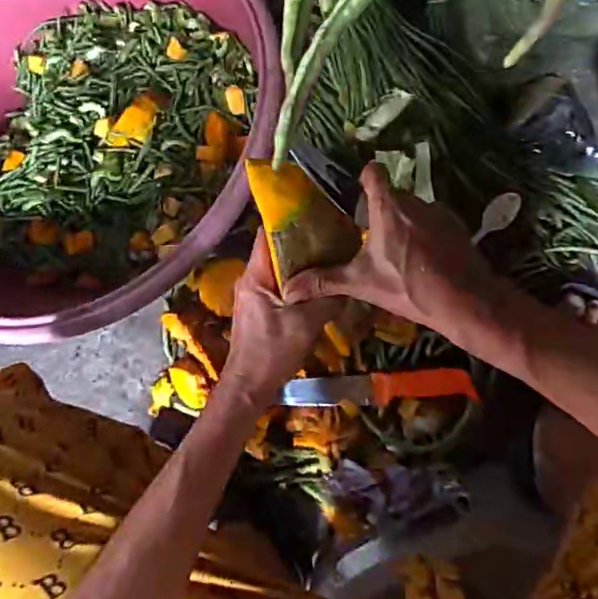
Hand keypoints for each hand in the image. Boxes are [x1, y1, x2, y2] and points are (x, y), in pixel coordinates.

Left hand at [219, 232, 345, 409]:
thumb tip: (348, 283)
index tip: (313, 212)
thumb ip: (326, 299)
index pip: (266, 235)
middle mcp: (251, 278)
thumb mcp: (306, 324)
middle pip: (275, 249)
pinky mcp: (260, 306)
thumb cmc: (272, 352)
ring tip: (329, 254)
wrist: (249, 386)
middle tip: (330, 233)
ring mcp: (254, 293)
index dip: (287, 220)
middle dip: (301, 241)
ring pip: (279, 267)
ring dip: (301, 262)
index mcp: (255, 275)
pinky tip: (319, 282)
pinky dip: (298, 279)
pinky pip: (279, 283)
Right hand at [282, 162, 515, 354]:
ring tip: (398, 250)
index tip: (358, 186)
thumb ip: (326, 281)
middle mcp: (414, 202)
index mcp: (388, 208)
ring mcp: (438, 212)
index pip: (374, 172)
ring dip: (405, 222)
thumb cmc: (409, 287)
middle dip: (382, 209)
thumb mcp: (363, 284)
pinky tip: (424, 259)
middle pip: (393, 194)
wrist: (466, 301)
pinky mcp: (457, 226)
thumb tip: (288, 289)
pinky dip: (427, 233)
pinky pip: (434, 221)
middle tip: (370, 232)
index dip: (366, 175)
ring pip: (414, 209)